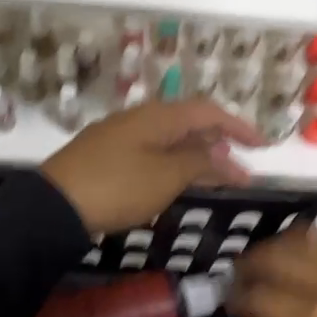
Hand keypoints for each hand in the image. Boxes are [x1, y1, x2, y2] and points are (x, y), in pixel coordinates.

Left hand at [40, 100, 263, 233]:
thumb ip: (199, 163)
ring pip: (169, 139)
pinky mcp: (105, 156)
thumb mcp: (166, 177)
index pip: (208, 111)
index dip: (239, 127)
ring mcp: (119, 136)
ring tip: (216, 176)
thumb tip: (222, 155)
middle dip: (219, 143)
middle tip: (240, 168)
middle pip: (188, 123)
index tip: (264, 146)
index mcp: (158, 116)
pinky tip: (176, 181)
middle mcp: (140, 118)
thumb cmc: (117, 187)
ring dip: (196, 155)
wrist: (53, 206)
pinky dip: (173, 163)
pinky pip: (151, 151)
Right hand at [228, 229, 316, 316]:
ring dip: (278, 248)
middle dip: (249, 265)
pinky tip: (311, 267)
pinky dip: (312, 246)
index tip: (227, 307)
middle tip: (241, 284)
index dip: (236, 300)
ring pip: (305, 238)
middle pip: (275, 254)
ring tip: (270, 268)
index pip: (259, 296)